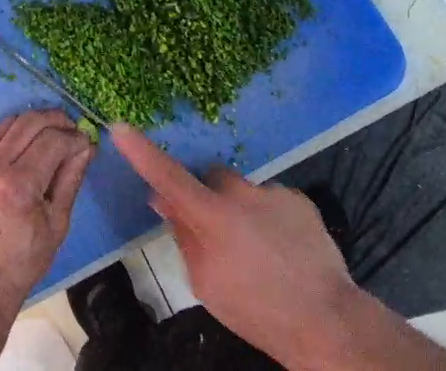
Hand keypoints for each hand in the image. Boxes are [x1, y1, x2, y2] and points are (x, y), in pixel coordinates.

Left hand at [0, 109, 96, 321]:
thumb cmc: (20, 265)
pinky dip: (14, 134)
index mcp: (18, 185)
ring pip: (10, 123)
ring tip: (53, 132)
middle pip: (31, 122)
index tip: (87, 143)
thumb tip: (85, 148)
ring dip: (35, 121)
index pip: (54, 140)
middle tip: (74, 129)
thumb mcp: (56, 226)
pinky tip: (27, 146)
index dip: (75, 137)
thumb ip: (70, 180)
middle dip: (58, 120)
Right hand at [112, 125, 445, 370]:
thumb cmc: (255, 309)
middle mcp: (242, 193)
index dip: (142, 153)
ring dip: (241, 210)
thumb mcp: (206, 282)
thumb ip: (183, 235)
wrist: (324, 318)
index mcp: (213, 217)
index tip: (120, 127)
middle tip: (216, 234)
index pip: (168, 178)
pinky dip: (269, 218)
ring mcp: (274, 192)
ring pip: (244, 191)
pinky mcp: (299, 199)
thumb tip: (164, 200)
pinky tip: (281, 250)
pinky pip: (271, 200)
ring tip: (258, 252)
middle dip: (208, 197)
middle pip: (211, 179)